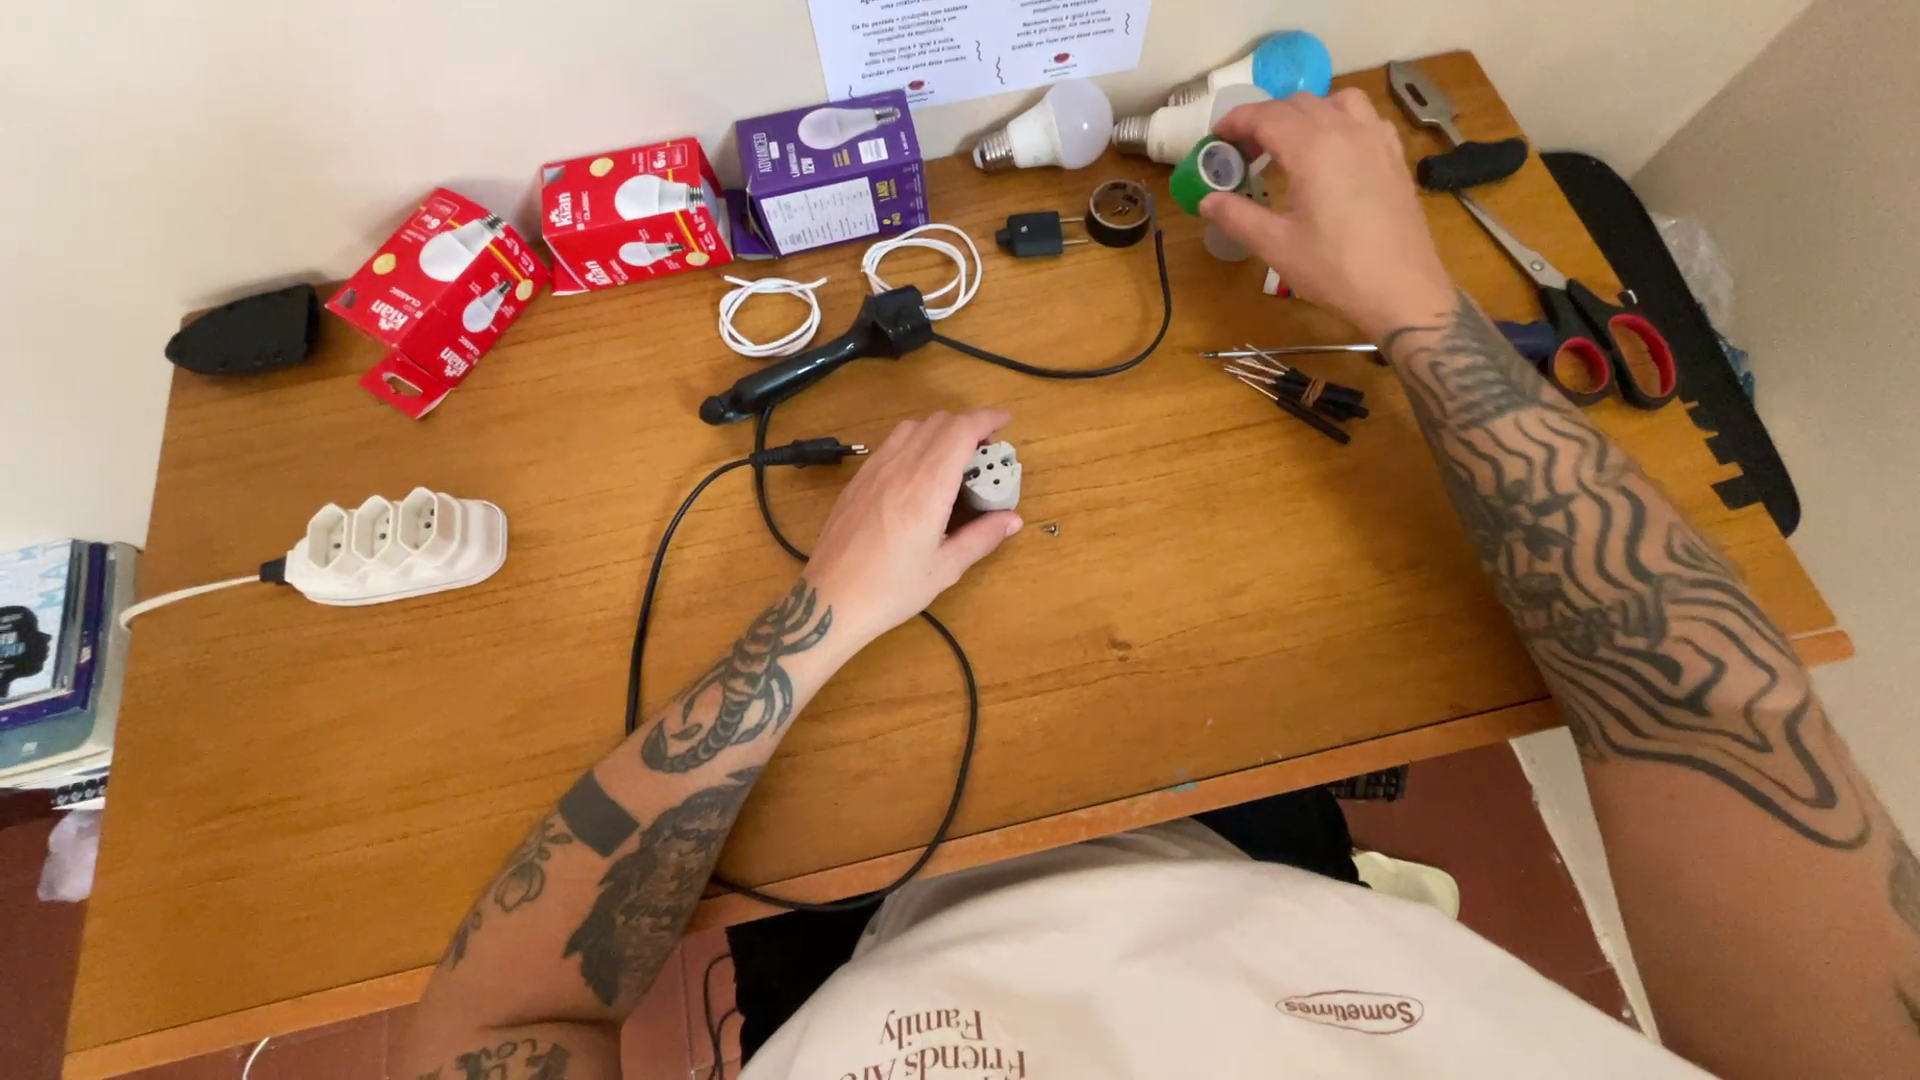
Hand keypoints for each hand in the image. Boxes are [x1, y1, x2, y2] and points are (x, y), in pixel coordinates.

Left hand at [804, 409, 1022, 644]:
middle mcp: (899, 468)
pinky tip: (919, 472)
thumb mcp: (945, 568)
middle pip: (938, 422)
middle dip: (967, 425)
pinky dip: (914, 442)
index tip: (1004, 422)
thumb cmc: (892, 589)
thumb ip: (982, 537)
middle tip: (985, 450)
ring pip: (911, 427)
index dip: (986, 418)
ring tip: (953, 457)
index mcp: (927, 487)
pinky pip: (890, 445)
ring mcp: (873, 471)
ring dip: (939, 430)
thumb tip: (1012, 519)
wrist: (832, 600)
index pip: (960, 431)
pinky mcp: (857, 481)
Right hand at [1202, 89, 1455, 339]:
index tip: (1216, 137)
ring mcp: (1376, 139)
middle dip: (1265, 119)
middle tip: (1242, 150)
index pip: (1267, 116)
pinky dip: (1337, 121)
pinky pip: (1362, 118)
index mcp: (1313, 148)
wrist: (1399, 287)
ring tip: (1287, 144)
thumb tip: (1206, 201)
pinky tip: (1328, 152)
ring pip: (1335, 101)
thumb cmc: (1332, 268)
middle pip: (1298, 104)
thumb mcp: (1275, 245)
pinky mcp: (1393, 155)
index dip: (1236, 121)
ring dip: (1303, 113)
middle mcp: (1347, 130)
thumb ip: (1237, 216)